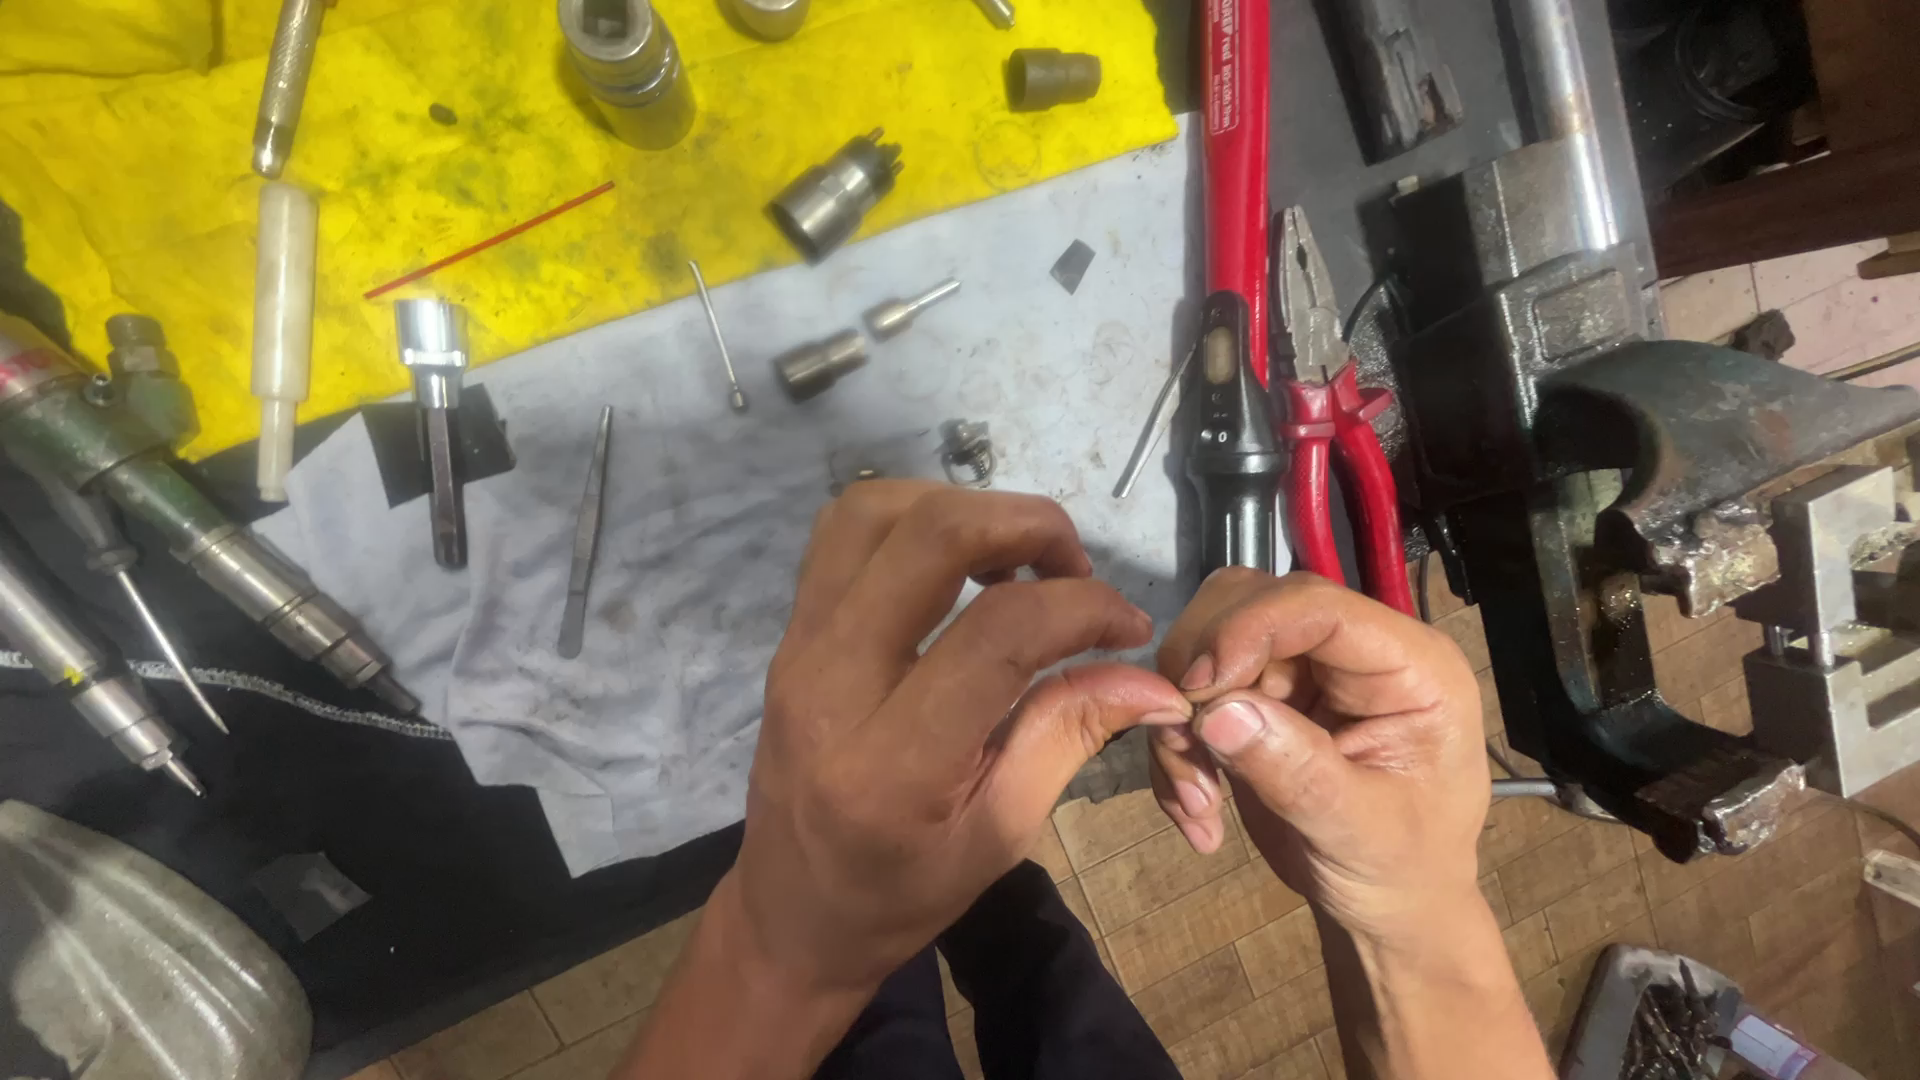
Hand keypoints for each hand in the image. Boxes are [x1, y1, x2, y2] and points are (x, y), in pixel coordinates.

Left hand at [725, 481, 1191, 994]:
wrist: (789, 910)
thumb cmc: (900, 892)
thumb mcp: (1001, 832)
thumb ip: (1071, 735)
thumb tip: (1151, 676)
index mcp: (894, 761)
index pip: (998, 632)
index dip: (1081, 606)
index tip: (1127, 623)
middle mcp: (833, 680)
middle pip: (930, 537)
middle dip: (1025, 525)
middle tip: (1072, 566)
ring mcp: (798, 644)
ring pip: (876, 511)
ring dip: (963, 509)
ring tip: (1013, 559)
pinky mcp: (790, 629)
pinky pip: (843, 531)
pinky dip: (912, 517)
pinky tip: (955, 560)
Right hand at [1149, 570, 1488, 941]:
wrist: (1382, 906)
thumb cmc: (1402, 873)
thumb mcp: (1363, 834)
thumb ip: (1298, 771)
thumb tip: (1216, 713)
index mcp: (1404, 665)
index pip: (1313, 604)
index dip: (1245, 629)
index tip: (1197, 690)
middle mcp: (1344, 650)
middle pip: (1244, 602)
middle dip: (1199, 669)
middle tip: (1184, 742)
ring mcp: (1294, 668)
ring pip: (1201, 642)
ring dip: (1178, 714)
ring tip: (1197, 795)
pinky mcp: (1252, 693)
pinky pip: (1185, 688)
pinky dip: (1172, 740)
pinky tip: (1195, 803)